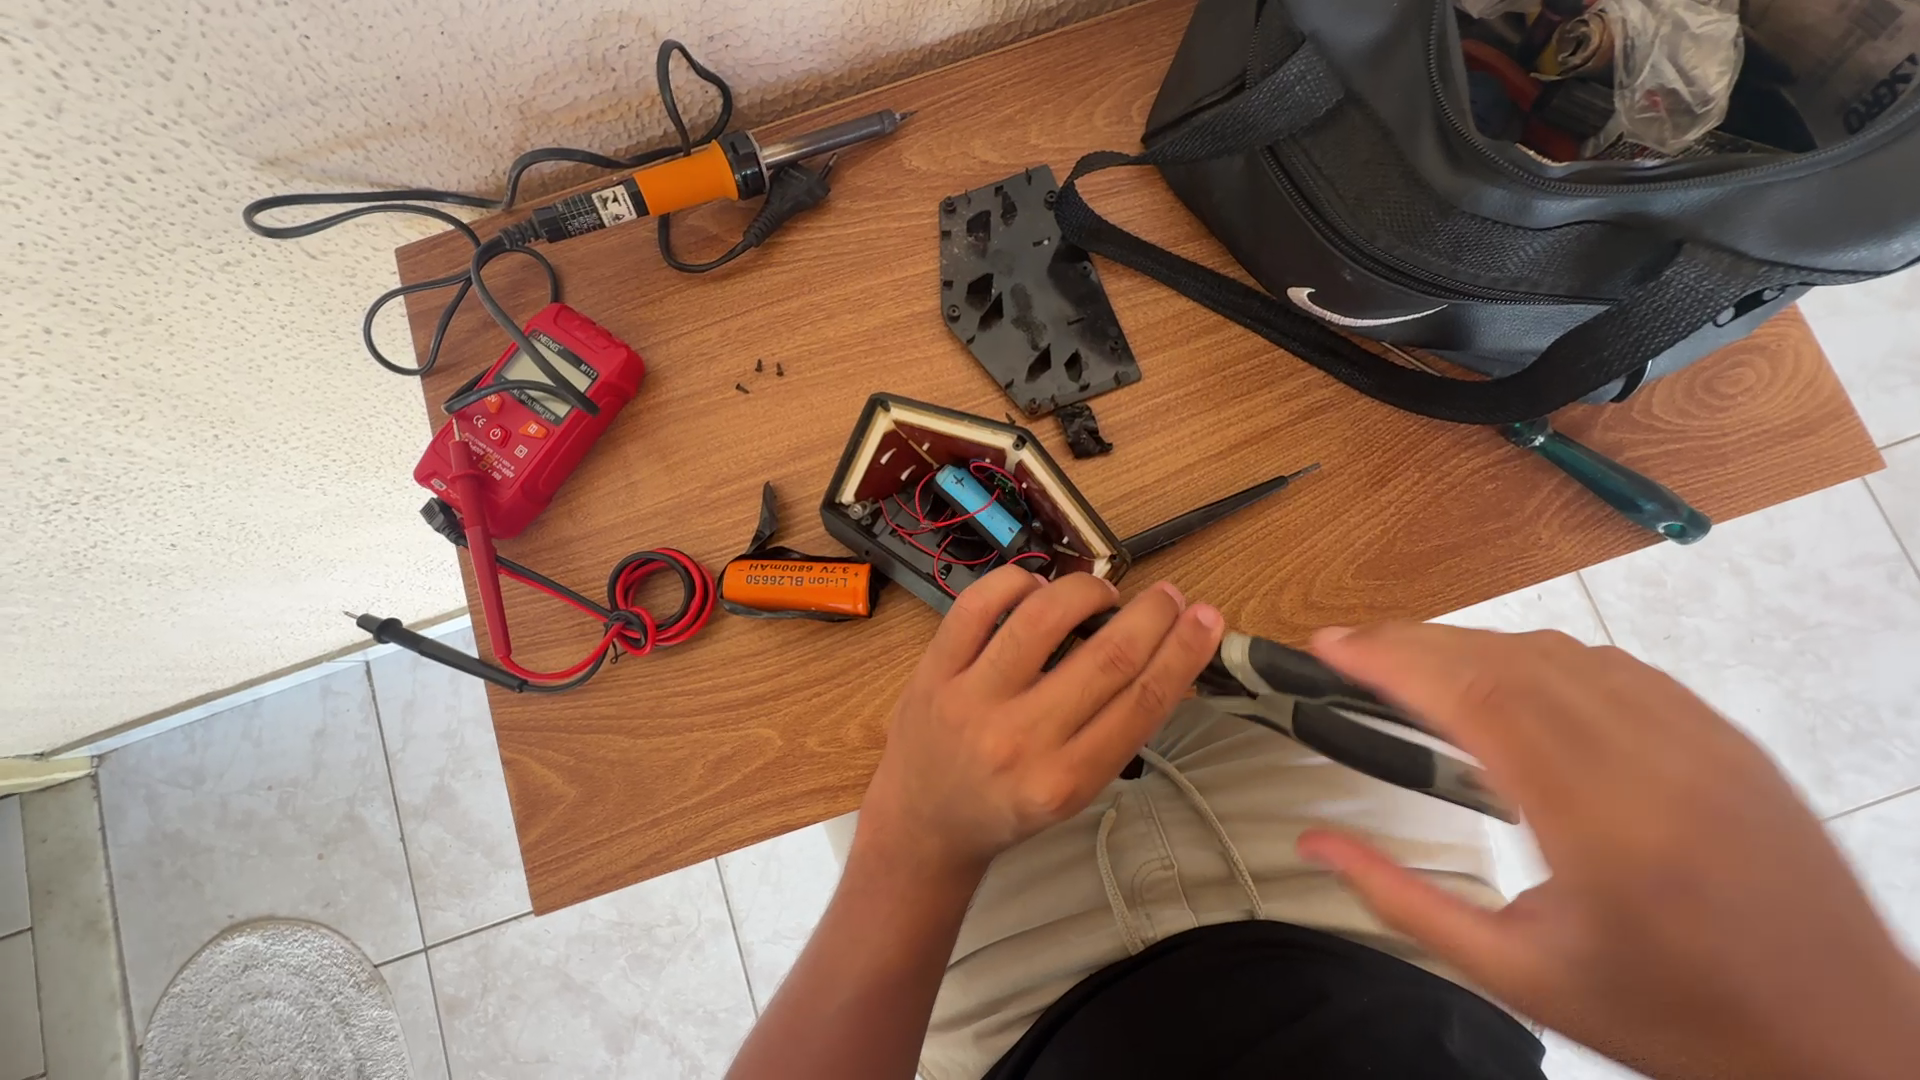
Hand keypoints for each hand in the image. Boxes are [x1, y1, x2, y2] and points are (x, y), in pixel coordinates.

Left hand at [856, 566, 1224, 880]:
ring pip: (1043, 619)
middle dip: (1152, 615)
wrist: (922, 827)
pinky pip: (978, 605)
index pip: (1141, 703)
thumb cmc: (1005, 810)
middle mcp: (1021, 740)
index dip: (1183, 653)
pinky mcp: (934, 671)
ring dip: (1087, 590)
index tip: (1207, 618)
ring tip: (1102, 593)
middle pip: (1106, 658)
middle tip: (1169, 596)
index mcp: (1065, 781)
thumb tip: (1163, 657)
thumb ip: (1112, 733)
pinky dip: (1016, 582)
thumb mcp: (1072, 794)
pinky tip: (1037, 587)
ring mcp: (972, 700)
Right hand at [1297, 624, 1919, 1079]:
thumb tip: (1315, 840)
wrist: (1856, 1050)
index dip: (1392, 659)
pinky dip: (1535, 654)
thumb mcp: (1516, 974)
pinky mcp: (1727, 738)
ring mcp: (1702, 742)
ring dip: (1469, 642)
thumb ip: (1400, 900)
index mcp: (1601, 826)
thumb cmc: (1672, 1017)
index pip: (1476, 699)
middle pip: (1508, 660)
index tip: (1332, 645)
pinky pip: (1613, 666)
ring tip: (1408, 657)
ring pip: (1558, 651)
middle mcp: (1656, 764)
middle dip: (1413, 641)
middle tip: (1349, 644)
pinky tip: (1500, 673)